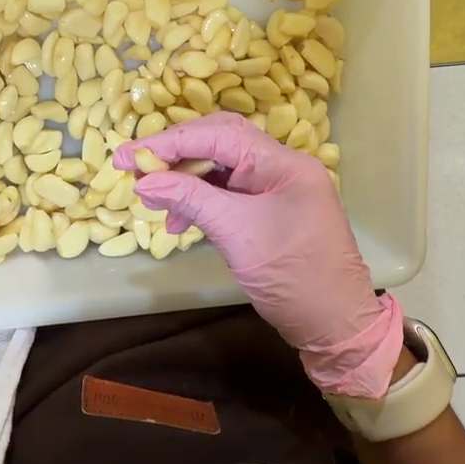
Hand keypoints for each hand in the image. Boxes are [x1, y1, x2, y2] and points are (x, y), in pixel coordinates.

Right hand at [114, 112, 405, 398]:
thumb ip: (190, 199)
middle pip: (218, 141)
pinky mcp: (268, 209)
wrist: (337, 327)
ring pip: (219, 166)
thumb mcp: (237, 234)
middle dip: (174, 153)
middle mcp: (280, 166)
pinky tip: (176, 220)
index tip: (126, 155)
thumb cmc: (294, 278)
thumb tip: (143, 181)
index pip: (217, 135)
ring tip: (151, 200)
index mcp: (282, 163)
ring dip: (183, 178)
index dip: (168, 142)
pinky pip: (226, 191)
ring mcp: (275, 187)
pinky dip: (198, 199)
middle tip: (135, 167)